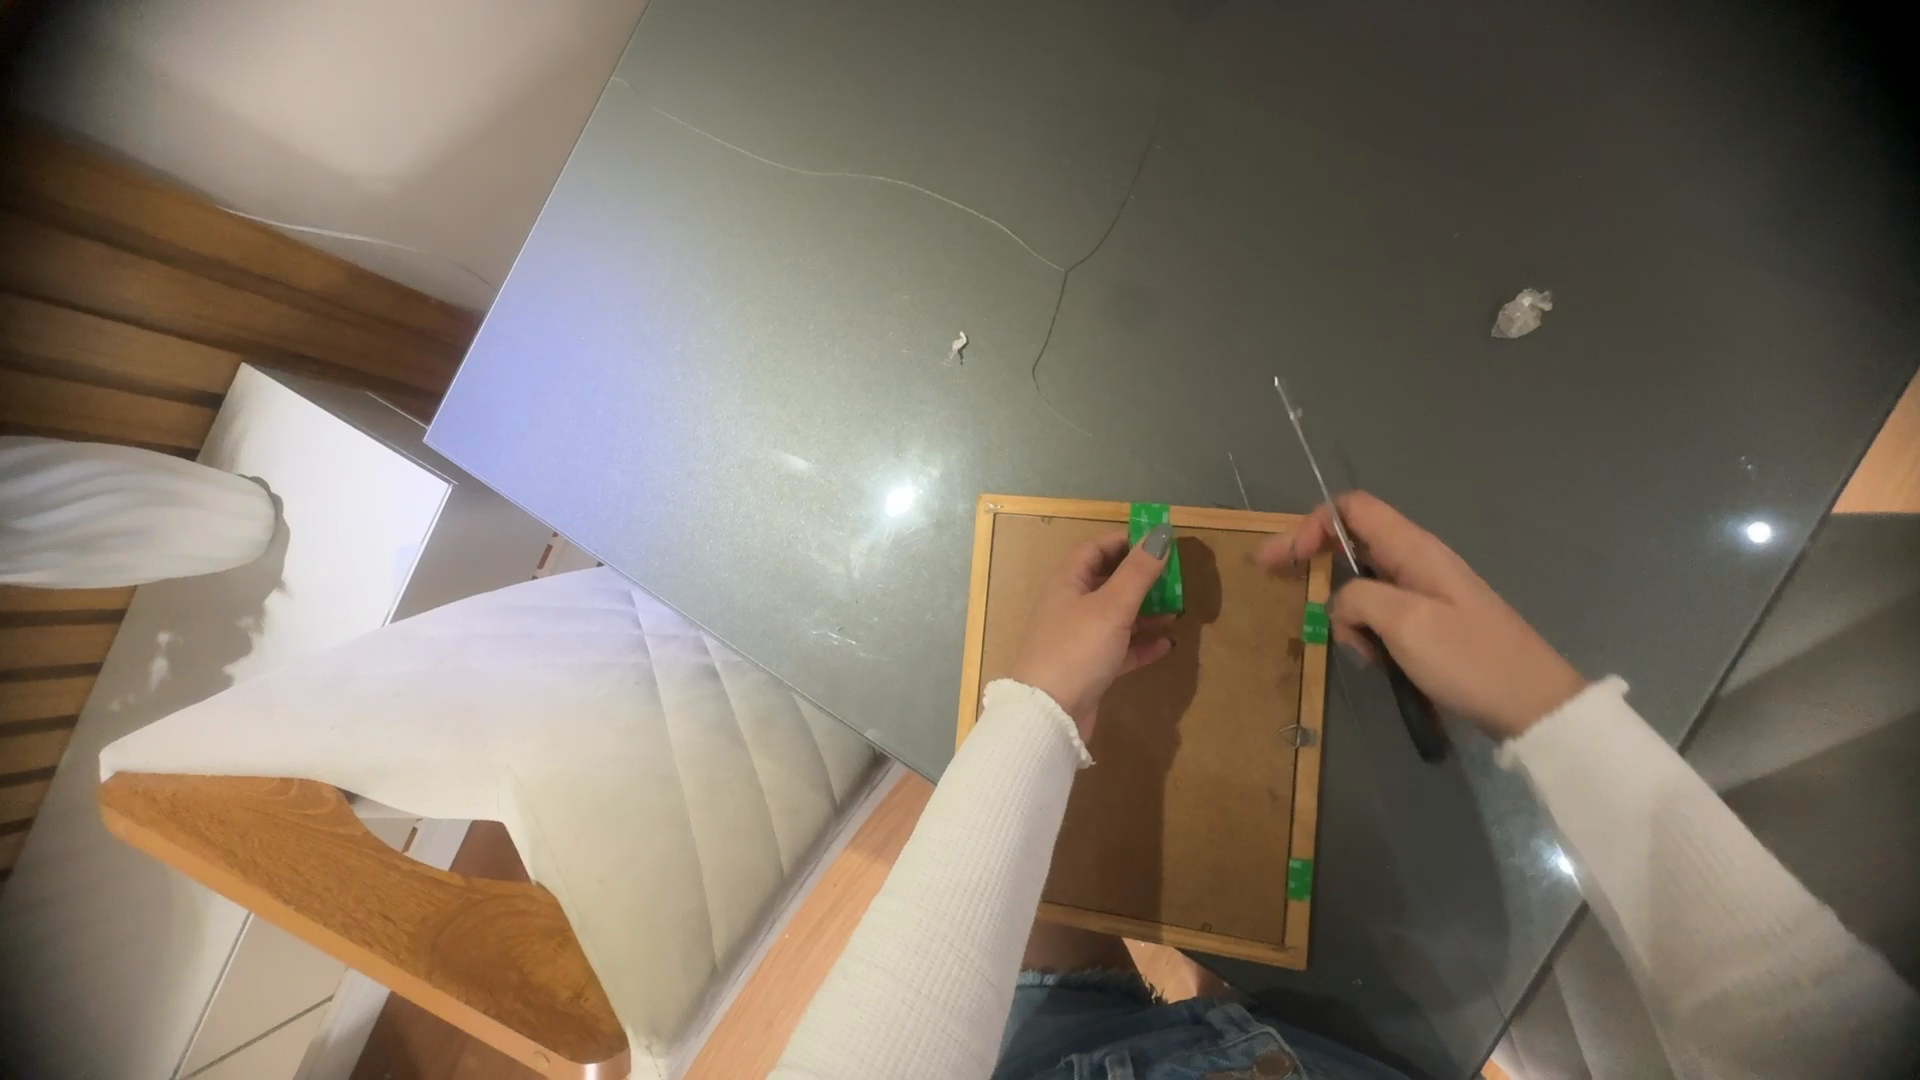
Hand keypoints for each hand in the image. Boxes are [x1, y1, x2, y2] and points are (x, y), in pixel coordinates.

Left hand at [1009, 524, 1177, 738]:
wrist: (1049, 714)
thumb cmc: (1077, 649)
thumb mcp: (1112, 606)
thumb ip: (1138, 572)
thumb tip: (1161, 535)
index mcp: (1067, 582)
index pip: (1096, 548)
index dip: (1127, 541)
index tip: (1161, 542)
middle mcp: (1070, 605)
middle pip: (1108, 581)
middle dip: (1141, 578)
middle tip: (1176, 579)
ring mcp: (1078, 637)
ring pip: (1116, 615)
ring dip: (1145, 611)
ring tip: (1177, 611)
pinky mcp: (1088, 667)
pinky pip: (1119, 648)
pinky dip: (1141, 644)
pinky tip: (1167, 644)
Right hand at [1257, 493, 1585, 739]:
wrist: (1534, 708)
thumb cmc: (1470, 660)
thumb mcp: (1405, 623)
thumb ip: (1358, 599)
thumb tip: (1341, 605)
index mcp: (1414, 549)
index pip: (1352, 509)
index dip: (1312, 525)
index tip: (1286, 559)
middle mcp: (1416, 561)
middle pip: (1349, 542)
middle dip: (1309, 557)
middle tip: (1271, 575)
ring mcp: (1422, 592)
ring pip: (1358, 584)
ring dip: (1343, 612)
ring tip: (1357, 648)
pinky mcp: (1425, 622)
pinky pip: (1376, 613)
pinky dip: (1363, 631)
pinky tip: (1374, 659)